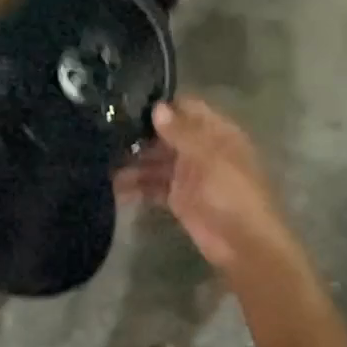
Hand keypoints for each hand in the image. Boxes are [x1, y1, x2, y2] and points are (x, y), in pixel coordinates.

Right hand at [117, 95, 302, 278]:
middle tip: (104, 135)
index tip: (127, 105)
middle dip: (139, 137)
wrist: (242, 242)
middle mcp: (201, 150)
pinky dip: (137, 188)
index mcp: (216, 133)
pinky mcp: (179, 199)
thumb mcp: (209, 156)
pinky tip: (115, 188)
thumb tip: (157, 108)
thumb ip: (182, 132)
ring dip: (133, 164)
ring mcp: (189, 175)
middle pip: (166, 137)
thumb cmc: (232, 193)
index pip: (186, 109)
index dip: (161, 107)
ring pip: (157, 163)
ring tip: (103, 165)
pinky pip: (154, 188)